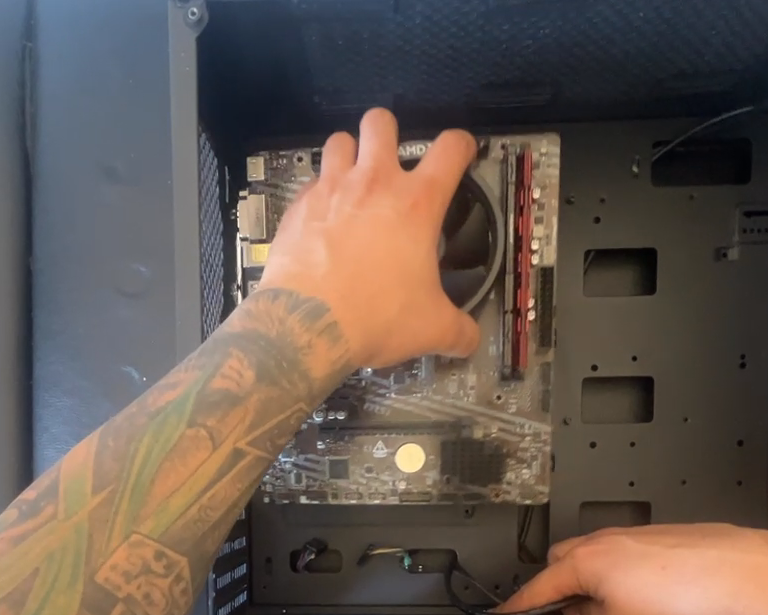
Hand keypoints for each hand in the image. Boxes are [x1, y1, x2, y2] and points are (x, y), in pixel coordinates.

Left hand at [258, 108, 482, 371]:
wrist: (307, 325)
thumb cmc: (374, 318)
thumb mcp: (430, 329)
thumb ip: (457, 331)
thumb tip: (469, 340)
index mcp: (416, 204)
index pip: (450, 149)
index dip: (461, 145)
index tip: (461, 152)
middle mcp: (372, 184)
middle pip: (381, 122)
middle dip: (388, 133)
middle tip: (390, 158)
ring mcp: (330, 190)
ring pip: (339, 141)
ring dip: (348, 153)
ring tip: (352, 179)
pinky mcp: (298, 208)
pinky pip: (310, 183)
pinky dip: (319, 194)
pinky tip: (322, 219)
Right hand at [493, 525, 767, 614]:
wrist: (744, 577)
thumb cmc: (685, 600)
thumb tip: (582, 613)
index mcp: (584, 562)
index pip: (538, 589)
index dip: (517, 609)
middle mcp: (606, 540)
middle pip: (563, 562)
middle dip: (558, 587)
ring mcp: (637, 535)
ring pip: (600, 557)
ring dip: (597, 581)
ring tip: (616, 612)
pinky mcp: (666, 538)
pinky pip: (629, 555)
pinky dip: (626, 575)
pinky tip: (650, 598)